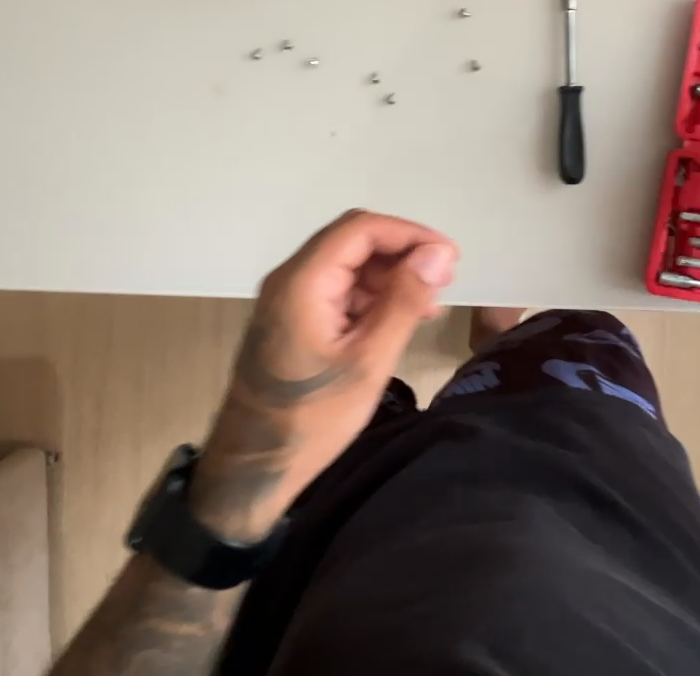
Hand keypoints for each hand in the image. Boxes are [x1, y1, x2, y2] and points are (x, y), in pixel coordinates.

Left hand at [190, 210, 457, 541]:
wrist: (250, 470)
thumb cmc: (311, 420)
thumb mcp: (369, 361)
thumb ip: (404, 301)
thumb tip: (438, 254)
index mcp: (302, 281)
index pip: (360, 229)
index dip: (409, 234)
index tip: (449, 257)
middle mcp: (289, 279)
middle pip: (352, 242)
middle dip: (401, 254)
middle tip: (444, 280)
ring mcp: (286, 299)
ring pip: (346, 266)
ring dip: (389, 277)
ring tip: (428, 306)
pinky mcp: (291, 320)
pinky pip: (336, 291)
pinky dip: (370, 298)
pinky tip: (397, 321)